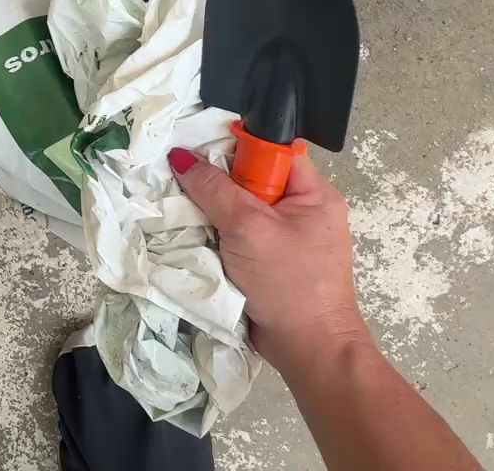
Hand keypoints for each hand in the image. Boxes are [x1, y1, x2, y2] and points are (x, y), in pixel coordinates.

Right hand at [168, 147, 373, 371]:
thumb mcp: (248, 227)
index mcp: (313, 193)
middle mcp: (300, 208)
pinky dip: (214, 227)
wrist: (308, 352)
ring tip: (181, 201)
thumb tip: (180, 156)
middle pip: (249, 173)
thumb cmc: (289, 284)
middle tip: (183, 174)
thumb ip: (212, 188)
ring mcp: (284, 233)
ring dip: (210, 204)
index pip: (272, 149)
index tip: (199, 146)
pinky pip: (235, 227)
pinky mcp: (266, 255)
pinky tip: (192, 227)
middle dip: (216, 175)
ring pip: (237, 202)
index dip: (236, 142)